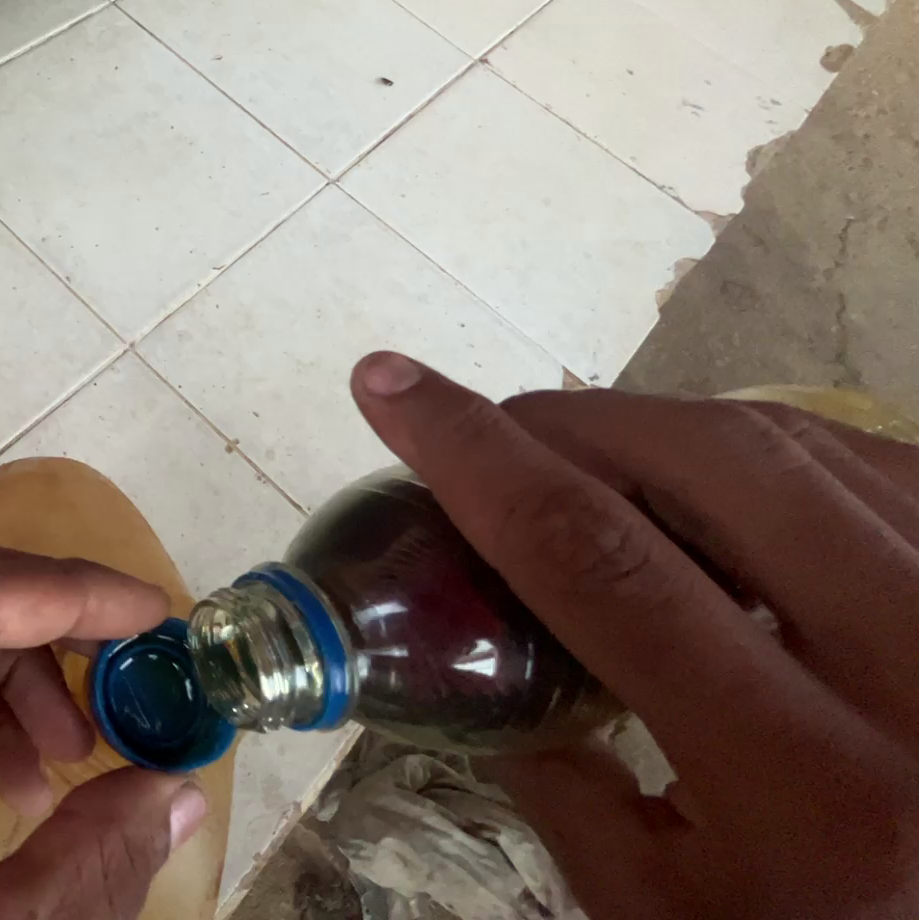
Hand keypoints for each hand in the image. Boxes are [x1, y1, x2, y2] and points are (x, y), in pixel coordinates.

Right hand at [349, 352, 918, 919]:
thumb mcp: (651, 902)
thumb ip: (545, 769)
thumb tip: (462, 644)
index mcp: (812, 786)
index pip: (588, 552)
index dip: (467, 450)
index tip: (386, 384)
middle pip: (706, 459)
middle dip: (560, 420)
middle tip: (487, 435)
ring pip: (794, 440)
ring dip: (647, 427)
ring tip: (579, 460)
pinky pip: (867, 458)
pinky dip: (750, 448)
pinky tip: (701, 488)